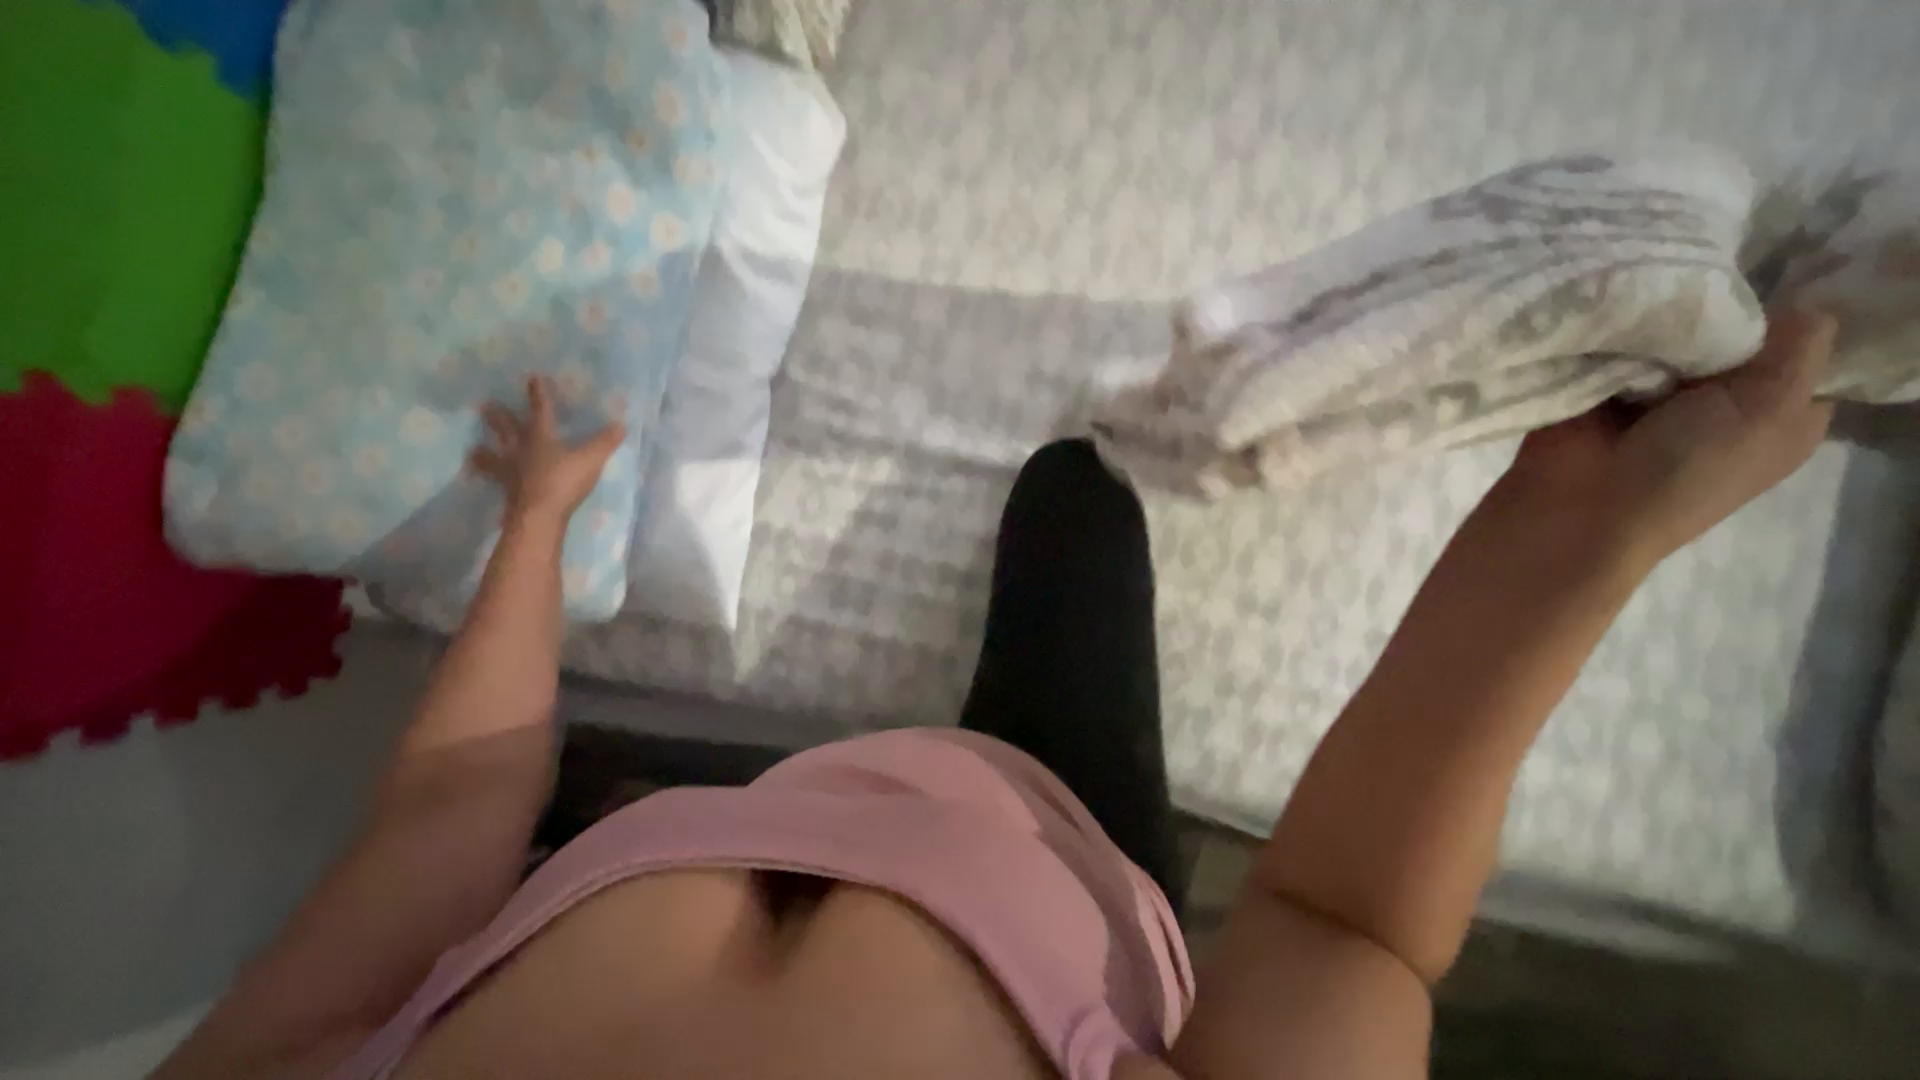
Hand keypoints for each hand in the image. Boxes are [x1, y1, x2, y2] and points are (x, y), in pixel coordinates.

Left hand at [468, 375, 624, 526]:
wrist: (539, 516)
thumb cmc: (564, 481)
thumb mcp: (591, 460)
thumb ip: (605, 442)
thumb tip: (621, 424)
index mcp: (541, 438)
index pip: (541, 411)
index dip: (539, 395)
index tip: (533, 378)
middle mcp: (521, 451)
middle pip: (508, 430)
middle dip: (499, 418)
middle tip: (484, 406)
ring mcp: (511, 472)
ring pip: (493, 458)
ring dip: (484, 453)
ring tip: (474, 450)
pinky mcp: (508, 493)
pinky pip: (495, 481)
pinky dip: (487, 478)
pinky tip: (481, 479)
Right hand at [1497, 308, 1836, 571]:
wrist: (1580, 504)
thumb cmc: (1686, 467)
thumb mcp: (1772, 410)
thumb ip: (1800, 346)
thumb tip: (1790, 299)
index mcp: (1778, 413)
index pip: (1803, 346)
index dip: (1794, 316)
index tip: (1777, 288)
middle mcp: (1721, 401)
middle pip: (1735, 330)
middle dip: (1722, 310)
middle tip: (1704, 300)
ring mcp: (1656, 393)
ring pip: (1675, 328)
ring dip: (1664, 315)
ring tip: (1651, 310)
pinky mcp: (1600, 384)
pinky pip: (1619, 337)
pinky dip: (1619, 325)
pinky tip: (1614, 324)